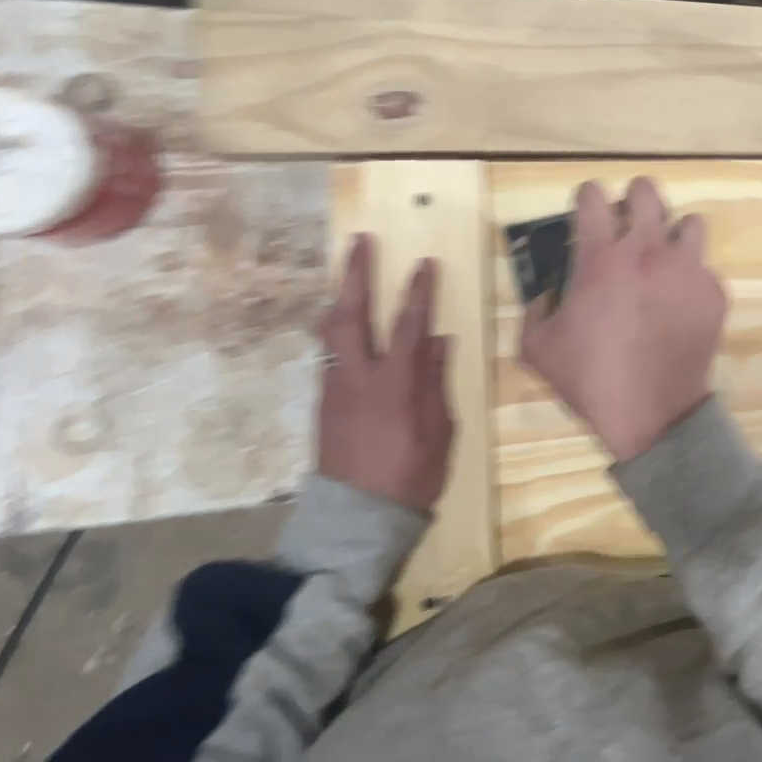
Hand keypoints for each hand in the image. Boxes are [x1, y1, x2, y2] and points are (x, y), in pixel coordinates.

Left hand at [317, 234, 453, 512]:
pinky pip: (328, 353)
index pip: (407, 324)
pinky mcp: (323, 402)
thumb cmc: (411, 474)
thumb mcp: (438, 429)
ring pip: (330, 331)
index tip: (424, 262)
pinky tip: (346, 322)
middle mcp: (357, 378)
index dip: (417, 291)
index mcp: (393, 384)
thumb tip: (438, 340)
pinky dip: (337, 327)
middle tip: (360, 243)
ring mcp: (334, 389)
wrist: (357, 519)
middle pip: (349, 314)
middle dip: (354, 275)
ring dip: (339, 296)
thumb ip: (434, 380)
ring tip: (348, 273)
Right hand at [519, 177, 727, 461]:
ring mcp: (687, 270)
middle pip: (646, 191)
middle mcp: (648, 252)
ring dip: (673, 231)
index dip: (587, 196)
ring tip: (663, 254)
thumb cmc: (591, 380)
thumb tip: (548, 294)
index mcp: (601, 259)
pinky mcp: (714, 292)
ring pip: (690, 221)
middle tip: (627, 219)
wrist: (653, 414)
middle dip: (634, 198)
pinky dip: (692, 277)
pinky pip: (706, 268)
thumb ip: (535, 310)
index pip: (593, 196)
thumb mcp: (537, 348)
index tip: (587, 208)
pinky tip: (680, 301)